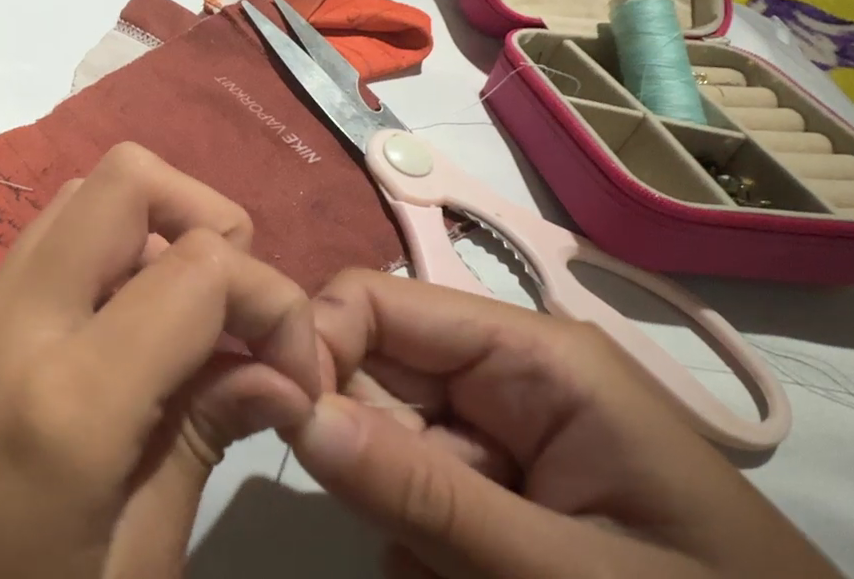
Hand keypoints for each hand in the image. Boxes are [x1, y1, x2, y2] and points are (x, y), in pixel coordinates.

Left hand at [0, 143, 321, 578]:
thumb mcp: (139, 558)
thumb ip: (204, 436)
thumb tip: (282, 372)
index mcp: (67, 394)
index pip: (199, 266)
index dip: (275, 301)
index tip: (297, 372)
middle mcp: (16, 319)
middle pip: (128, 179)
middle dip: (210, 220)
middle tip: (239, 313)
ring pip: (85, 195)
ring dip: (157, 229)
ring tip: (192, 322)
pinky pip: (53, 239)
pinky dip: (113, 251)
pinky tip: (137, 328)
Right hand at [289, 268, 840, 578]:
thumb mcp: (570, 573)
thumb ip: (428, 495)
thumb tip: (292, 413)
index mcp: (533, 356)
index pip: (376, 302)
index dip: (314, 345)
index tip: (283, 427)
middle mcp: (506, 377)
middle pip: (371, 373)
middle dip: (363, 454)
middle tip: (410, 540)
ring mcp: (500, 434)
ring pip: (381, 442)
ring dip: (394, 515)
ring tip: (459, 577)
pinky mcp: (499, 486)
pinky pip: (410, 492)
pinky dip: (415, 546)